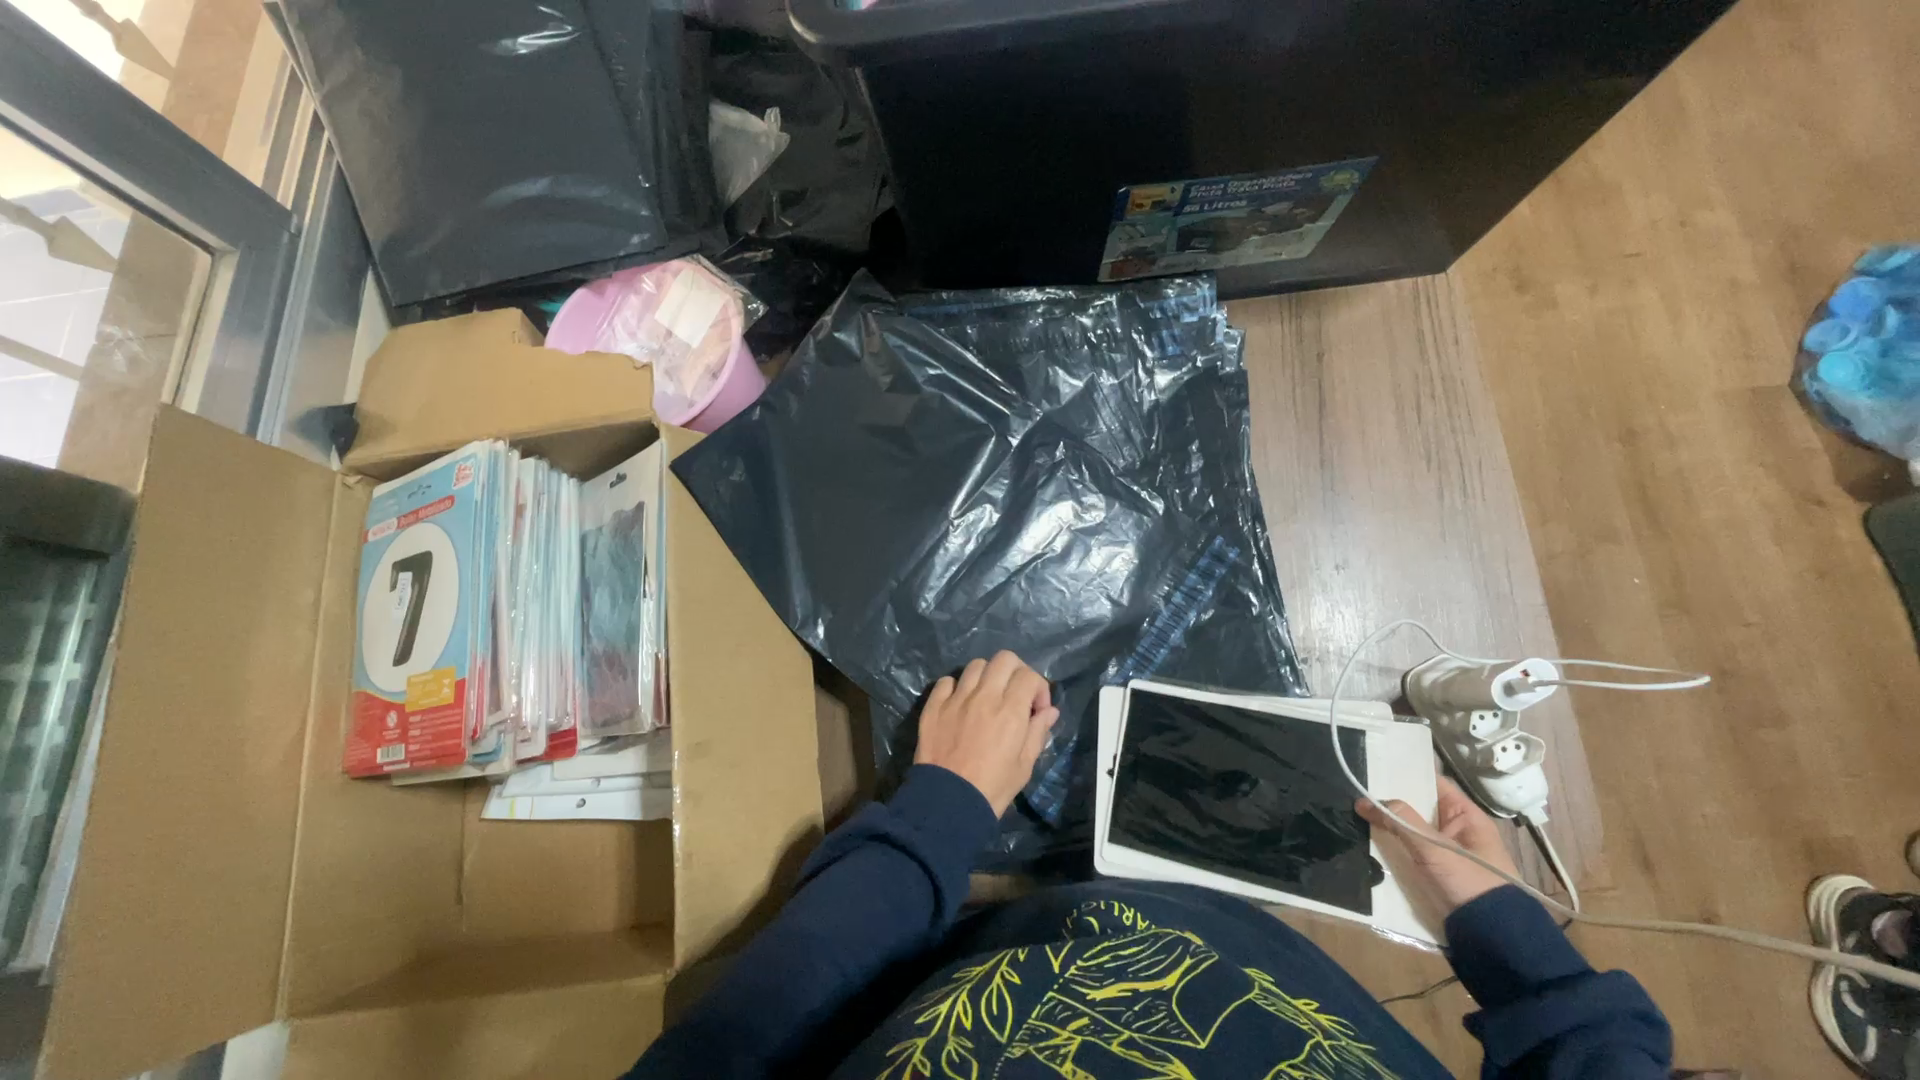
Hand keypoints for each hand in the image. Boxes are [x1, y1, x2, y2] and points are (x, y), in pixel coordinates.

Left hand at [914, 652, 1060, 816]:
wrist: (948, 803)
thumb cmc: (993, 788)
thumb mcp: (1024, 764)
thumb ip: (1037, 732)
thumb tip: (1049, 711)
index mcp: (1010, 711)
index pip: (1029, 676)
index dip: (1038, 688)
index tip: (1036, 709)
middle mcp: (984, 697)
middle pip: (1004, 659)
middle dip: (1016, 672)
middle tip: (1015, 694)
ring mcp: (956, 699)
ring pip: (975, 665)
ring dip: (987, 676)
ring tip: (987, 697)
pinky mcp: (934, 707)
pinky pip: (946, 682)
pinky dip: (957, 687)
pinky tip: (960, 703)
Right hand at [1357, 776, 1518, 914]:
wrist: (1491, 935)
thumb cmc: (1470, 882)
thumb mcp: (1434, 847)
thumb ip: (1400, 820)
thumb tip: (1362, 801)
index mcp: (1466, 816)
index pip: (1433, 784)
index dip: (1406, 773)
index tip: (1374, 765)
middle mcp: (1455, 829)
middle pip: (1418, 806)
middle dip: (1390, 799)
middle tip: (1355, 787)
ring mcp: (1444, 851)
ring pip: (1410, 829)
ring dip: (1387, 823)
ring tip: (1352, 808)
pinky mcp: (1433, 871)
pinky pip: (1408, 849)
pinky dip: (1391, 844)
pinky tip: (1366, 837)